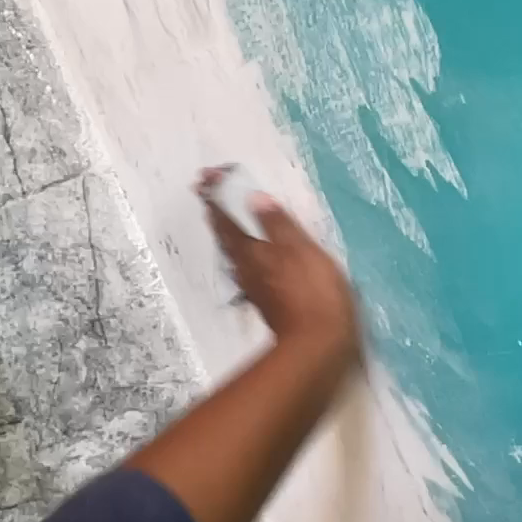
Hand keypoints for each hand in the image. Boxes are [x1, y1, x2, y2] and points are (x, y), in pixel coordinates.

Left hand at [198, 166, 360, 364]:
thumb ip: (277, 224)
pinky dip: (244, 251)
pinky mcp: (268, 301)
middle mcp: (246, 269)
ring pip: (233, 253)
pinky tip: (250, 254)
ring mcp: (255, 287)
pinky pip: (248, 266)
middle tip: (206, 192)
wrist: (318, 345)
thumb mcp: (299, 250)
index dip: (215, 196)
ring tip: (224, 217)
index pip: (227, 218)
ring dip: (227, 232)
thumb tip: (253, 198)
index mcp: (252, 252)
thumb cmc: (312, 292)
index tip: (204, 176)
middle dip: (216, 212)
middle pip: (225, 236)